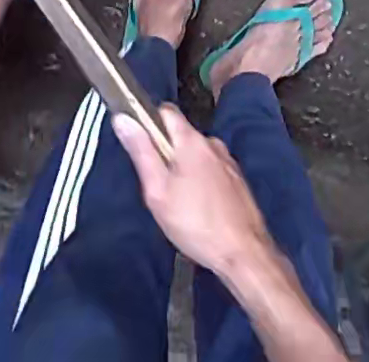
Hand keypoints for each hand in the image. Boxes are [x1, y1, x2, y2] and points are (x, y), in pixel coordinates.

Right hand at [112, 106, 275, 278]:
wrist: (246, 256)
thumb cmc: (196, 223)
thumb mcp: (158, 191)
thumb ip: (141, 152)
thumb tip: (123, 118)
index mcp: (192, 140)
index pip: (166, 111)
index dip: (149, 122)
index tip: (142, 146)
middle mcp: (212, 143)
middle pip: (181, 135)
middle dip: (167, 153)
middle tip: (159, 185)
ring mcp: (228, 162)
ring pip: (197, 155)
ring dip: (185, 169)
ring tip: (181, 202)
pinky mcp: (238, 181)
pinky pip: (212, 170)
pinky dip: (202, 181)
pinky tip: (201, 209)